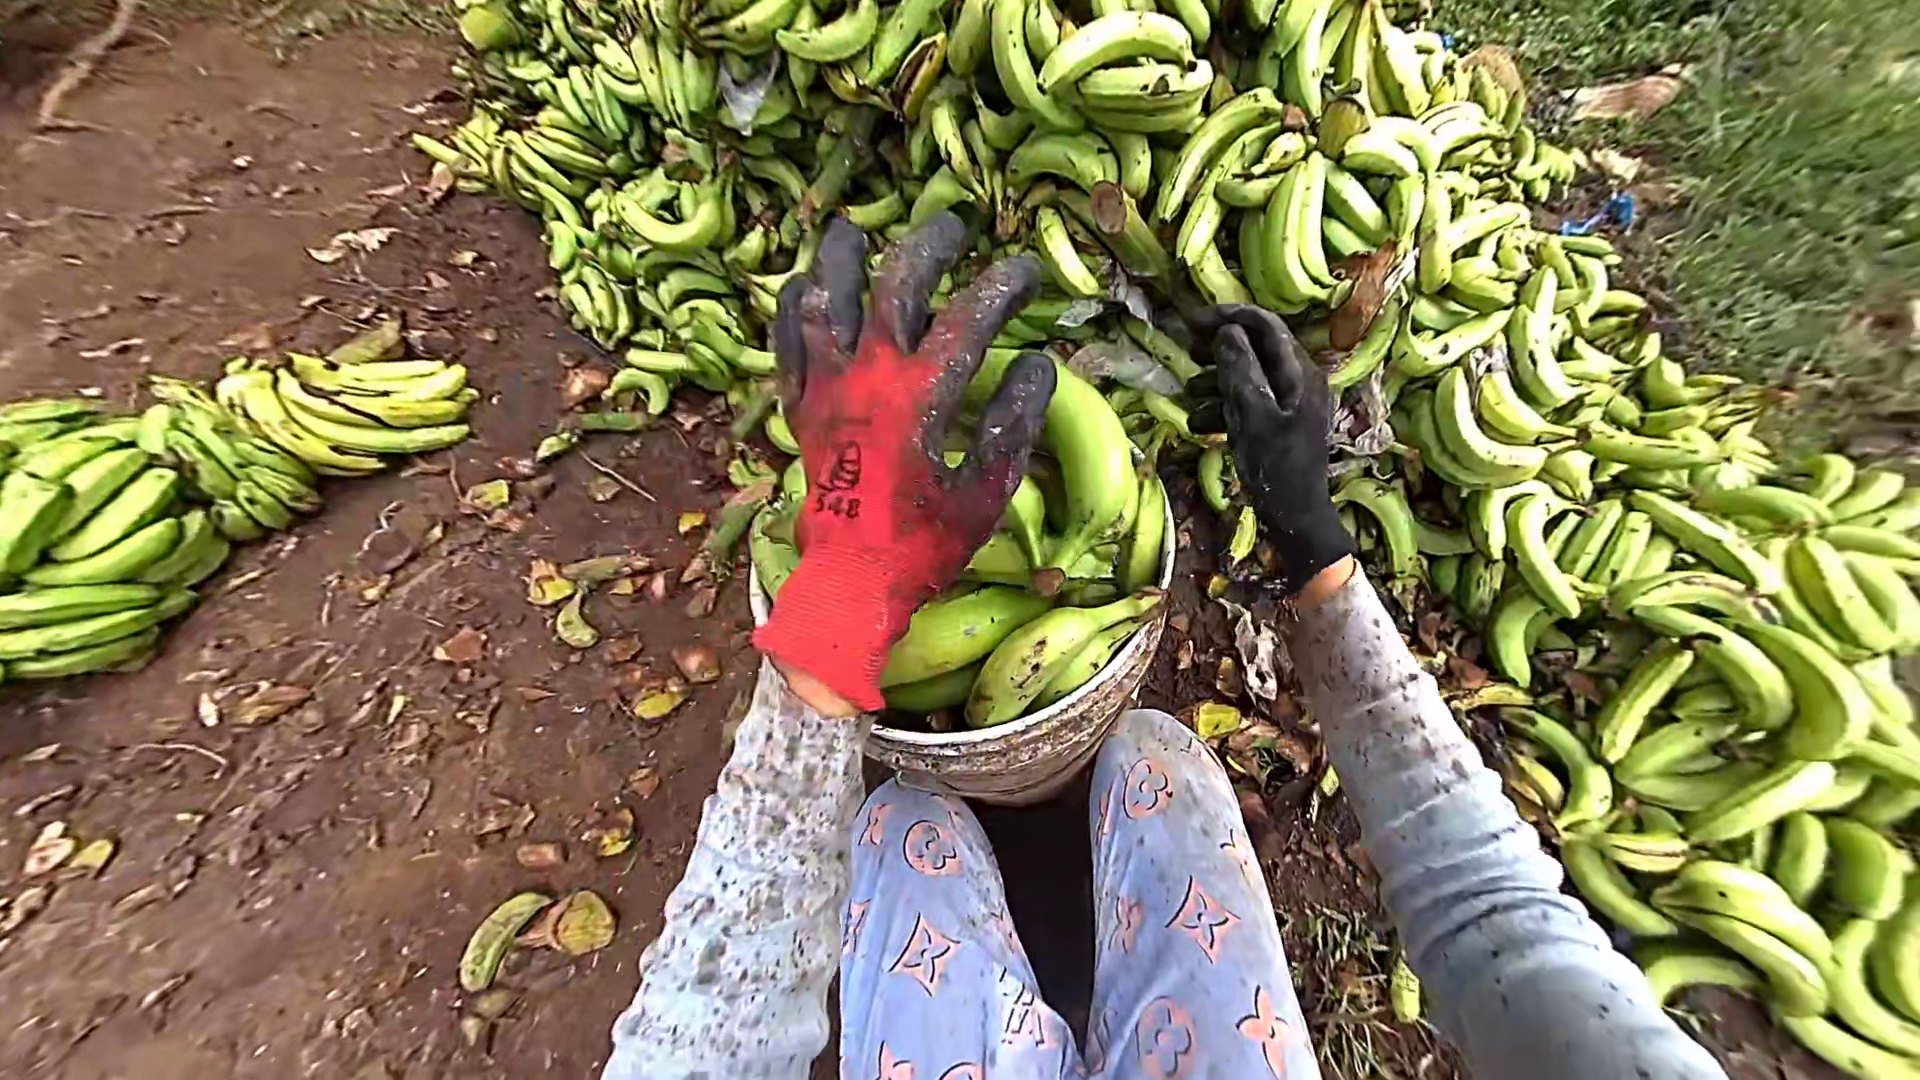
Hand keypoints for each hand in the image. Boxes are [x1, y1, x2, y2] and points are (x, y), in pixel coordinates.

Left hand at [754, 214, 1056, 712]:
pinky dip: (793, 309)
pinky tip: (804, 285)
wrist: (850, 582)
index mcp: (921, 400)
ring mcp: (825, 390)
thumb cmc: (922, 546)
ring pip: (826, 300)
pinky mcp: (799, 409)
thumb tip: (1040, 368)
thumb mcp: (986, 495)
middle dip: (930, 246)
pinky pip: (786, 345)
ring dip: (840, 258)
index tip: (1026, 271)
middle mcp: (867, 379)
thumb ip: (1013, 427)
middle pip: (896, 286)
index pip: (969, 319)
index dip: (1003, 286)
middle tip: (953, 226)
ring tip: (852, 228)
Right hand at [1190, 304, 1355, 596]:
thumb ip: (1240, 373)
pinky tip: (1201, 423)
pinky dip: (1223, 407)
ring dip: (1215, 383)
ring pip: (1247, 376)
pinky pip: (1249, 402)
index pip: (1266, 326)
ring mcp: (1291, 401)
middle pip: (1255, 348)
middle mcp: (1299, 380)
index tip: (1192, 322)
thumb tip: (1227, 333)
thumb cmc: (1274, 467)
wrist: (1294, 514)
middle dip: (1218, 350)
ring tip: (1189, 398)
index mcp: (1300, 374)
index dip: (1229, 316)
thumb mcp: (1251, 418)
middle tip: (1187, 353)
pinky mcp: (1280, 420)